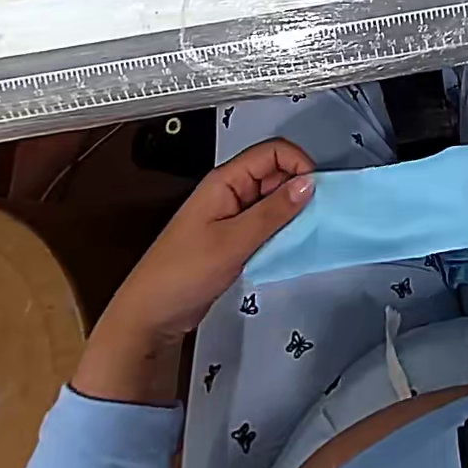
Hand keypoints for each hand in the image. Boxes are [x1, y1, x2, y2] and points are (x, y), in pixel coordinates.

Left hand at [72, 138, 315, 402]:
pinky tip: (292, 244)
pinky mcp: (236, 234)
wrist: (150, 316)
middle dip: (299, 188)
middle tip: (316, 215)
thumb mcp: (233, 242)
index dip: (298, 163)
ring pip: (275, 197)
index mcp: (226, 180)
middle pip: (276, 172)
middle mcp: (231, 189)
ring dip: (293, 210)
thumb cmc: (183, 273)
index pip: (273, 151)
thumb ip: (273, 212)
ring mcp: (234, 213)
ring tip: (306, 232)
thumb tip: (308, 183)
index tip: (317, 190)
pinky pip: (268, 220)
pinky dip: (283, 228)